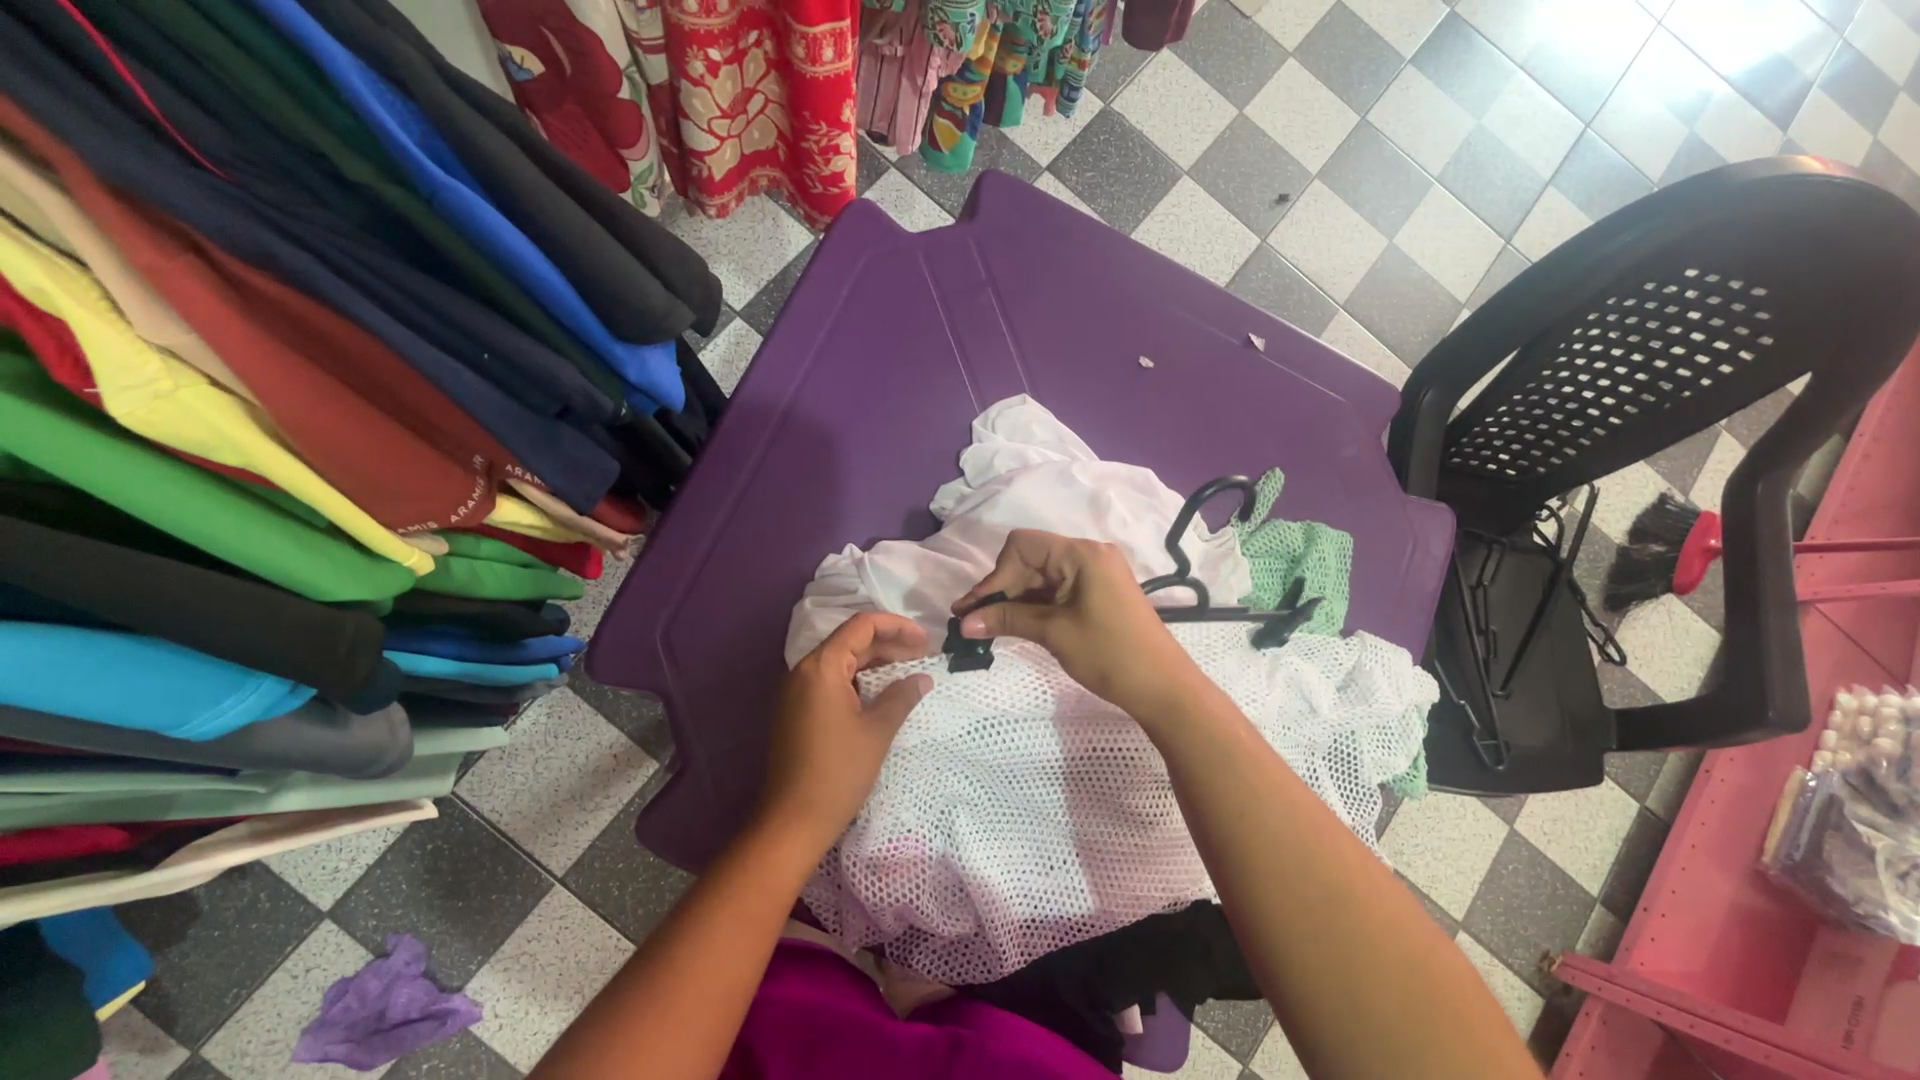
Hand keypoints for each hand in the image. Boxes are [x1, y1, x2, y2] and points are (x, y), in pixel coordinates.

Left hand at [757, 613, 933, 852]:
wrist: (792, 819)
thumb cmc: (838, 772)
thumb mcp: (877, 731)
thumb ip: (901, 696)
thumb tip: (923, 678)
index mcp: (821, 667)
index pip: (861, 626)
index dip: (897, 626)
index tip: (926, 641)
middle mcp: (804, 671)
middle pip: (850, 641)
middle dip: (889, 645)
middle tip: (923, 658)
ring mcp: (797, 691)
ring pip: (841, 662)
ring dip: (875, 663)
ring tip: (908, 674)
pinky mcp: (796, 710)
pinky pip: (831, 682)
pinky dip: (858, 681)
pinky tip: (882, 694)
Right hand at [953, 529, 1208, 723]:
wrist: (1163, 687)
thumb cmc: (1109, 654)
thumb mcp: (1054, 633)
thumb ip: (1008, 619)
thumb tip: (964, 622)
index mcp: (1082, 553)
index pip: (1022, 545)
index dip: (996, 574)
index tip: (977, 608)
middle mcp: (1089, 554)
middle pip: (1029, 558)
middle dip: (1001, 588)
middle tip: (971, 620)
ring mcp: (1096, 573)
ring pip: (1041, 576)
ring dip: (1015, 599)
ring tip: (987, 626)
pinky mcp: (1099, 593)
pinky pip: (1057, 589)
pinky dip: (1034, 605)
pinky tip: (1015, 624)